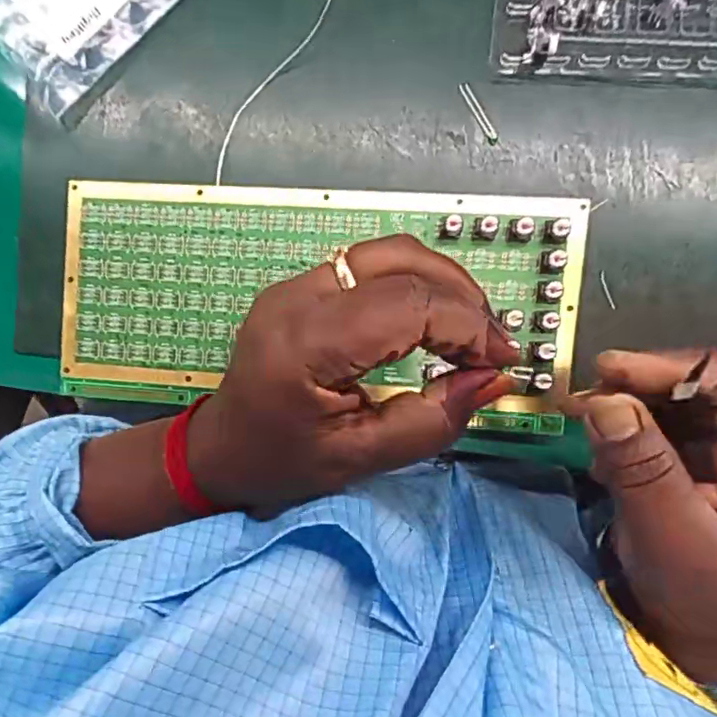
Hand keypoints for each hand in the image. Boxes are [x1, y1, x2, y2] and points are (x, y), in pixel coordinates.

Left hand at [186, 234, 523, 511]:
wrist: (218, 449)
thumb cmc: (277, 463)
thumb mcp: (358, 458)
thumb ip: (430, 421)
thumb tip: (492, 380)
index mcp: (305, 344)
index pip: (408, 304)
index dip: (468, 327)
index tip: (498, 362)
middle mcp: (295, 298)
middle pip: (402, 261)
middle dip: (461, 298)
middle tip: (488, 346)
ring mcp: (291, 286)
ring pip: (386, 253)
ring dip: (438, 283)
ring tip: (465, 332)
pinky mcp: (295, 288)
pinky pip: (365, 267)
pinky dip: (409, 285)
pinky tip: (426, 320)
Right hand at [566, 350, 716, 685]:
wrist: (704, 635)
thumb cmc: (701, 596)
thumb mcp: (668, 535)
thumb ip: (640, 466)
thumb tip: (603, 402)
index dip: (683, 368)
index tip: (611, 368)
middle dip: (654, 383)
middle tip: (591, 390)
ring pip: (703, 397)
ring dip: (642, 400)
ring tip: (591, 414)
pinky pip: (687, 418)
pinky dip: (643, 421)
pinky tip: (612, 439)